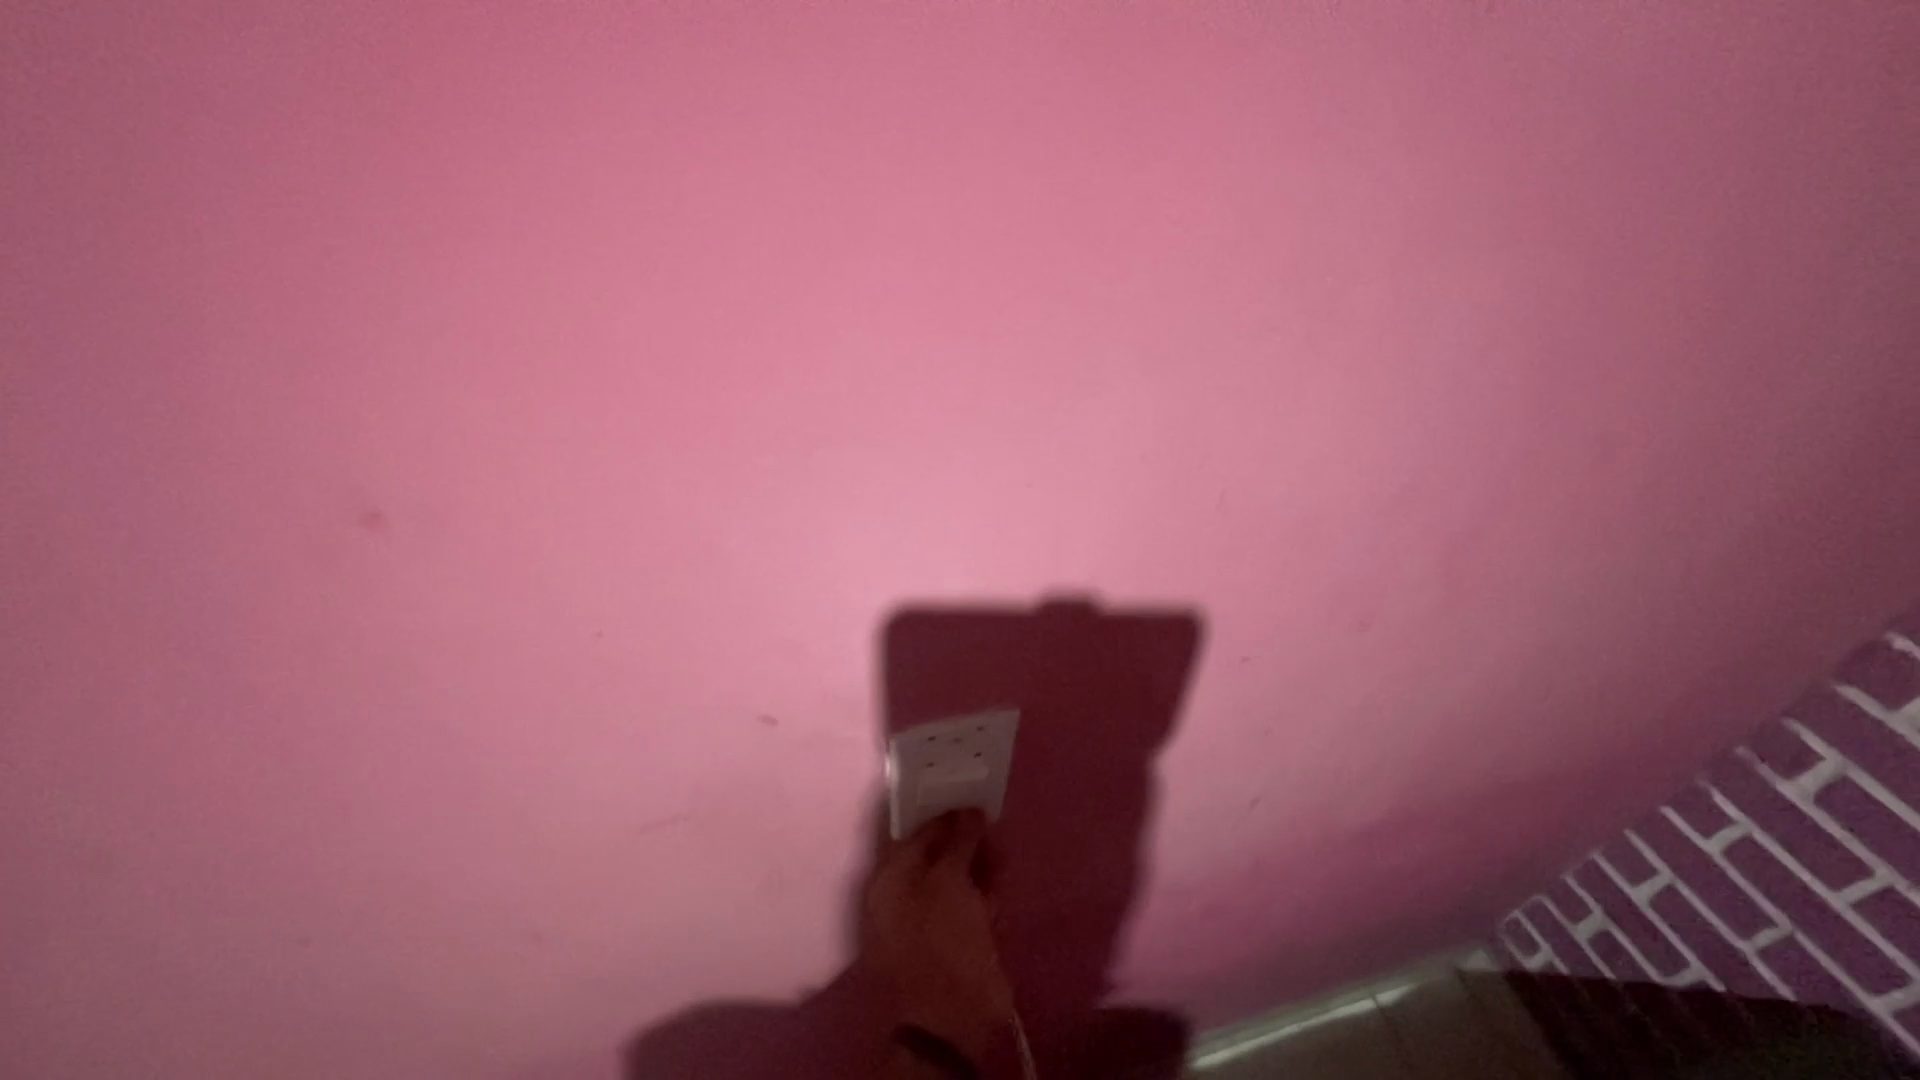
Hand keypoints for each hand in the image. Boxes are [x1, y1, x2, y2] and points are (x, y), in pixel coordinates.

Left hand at [857, 811, 1012, 1055]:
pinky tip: (1000, 876)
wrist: (953, 1018)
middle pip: (934, 854)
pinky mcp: (951, 939)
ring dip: (978, 861)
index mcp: (888, 879)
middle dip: (963, 837)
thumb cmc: (942, 940)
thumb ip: (957, 842)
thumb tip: (968, 812)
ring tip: (1001, 849)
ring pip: (953, 878)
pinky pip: (966, 903)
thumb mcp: (949, 882)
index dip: (942, 813)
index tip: (971, 796)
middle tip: (992, 821)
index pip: (913, 832)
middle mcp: (901, 896)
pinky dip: (982, 888)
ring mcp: (926, 919)